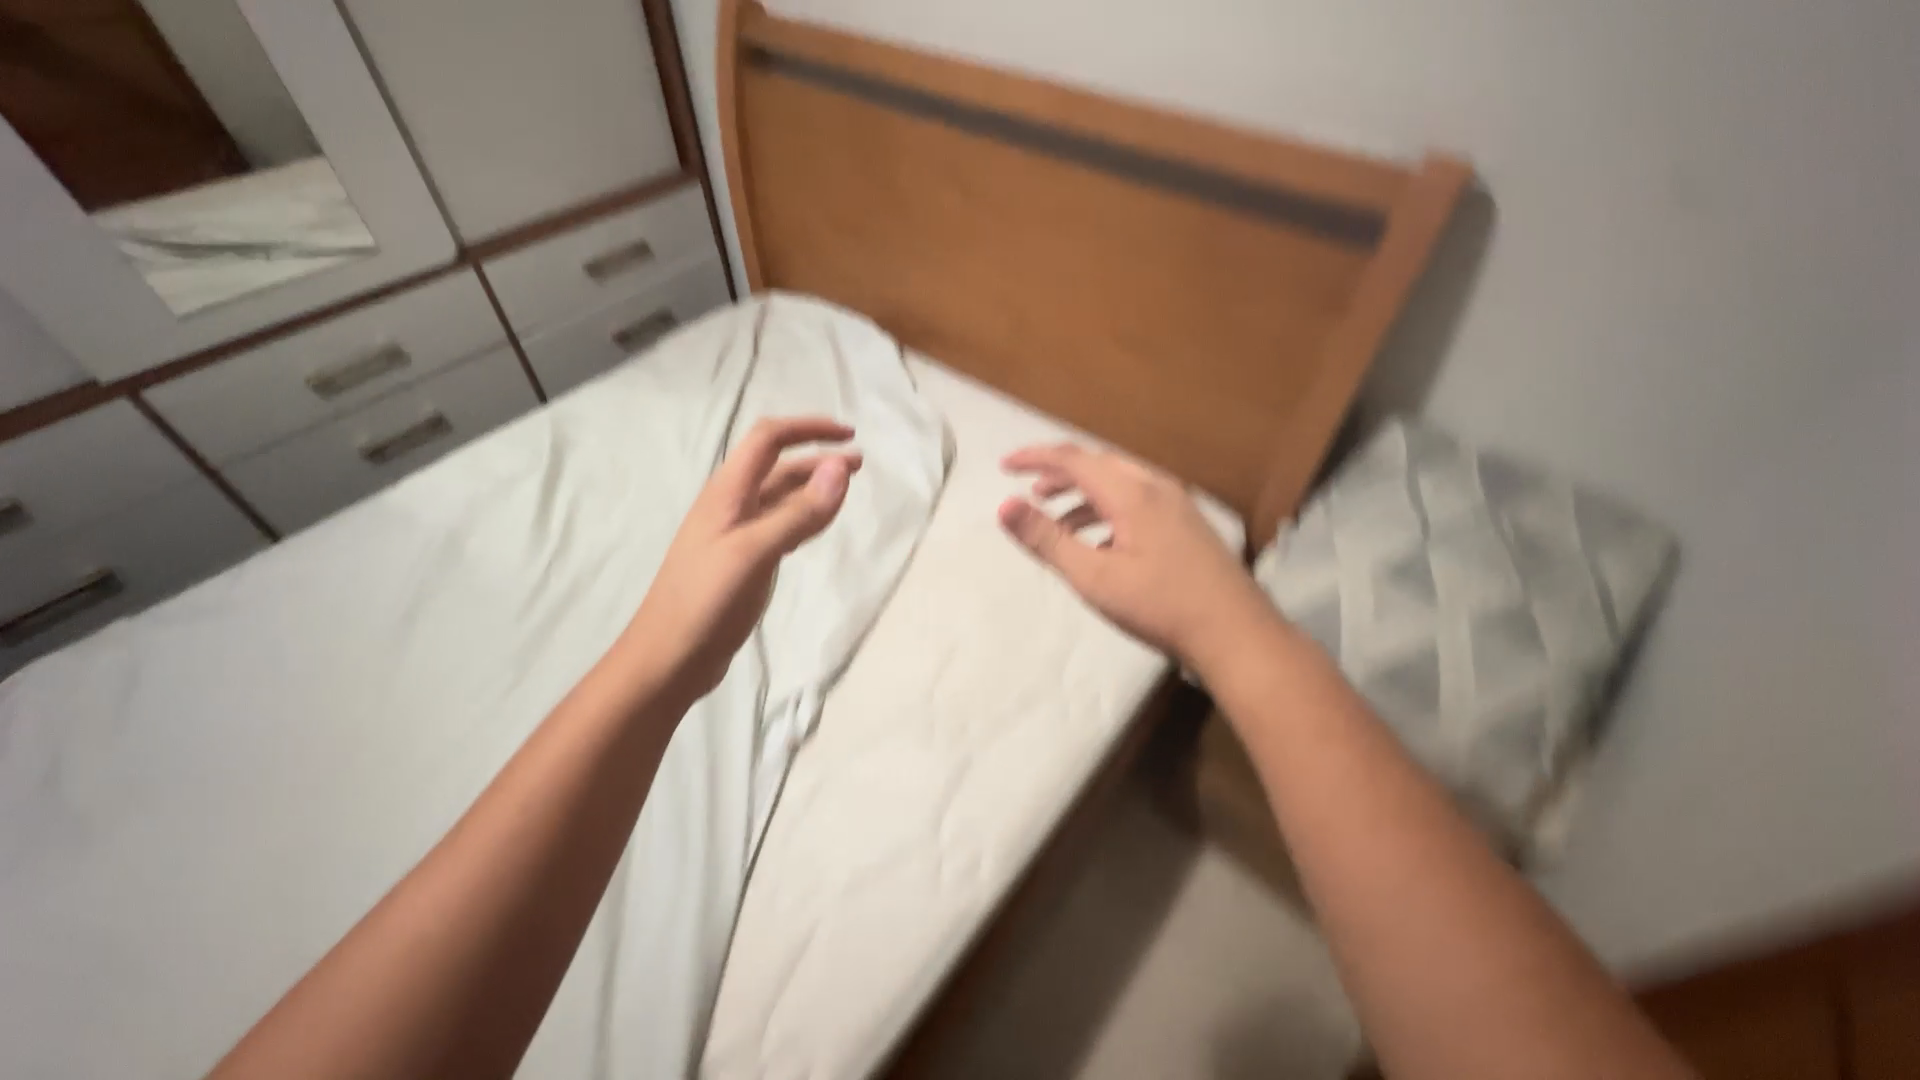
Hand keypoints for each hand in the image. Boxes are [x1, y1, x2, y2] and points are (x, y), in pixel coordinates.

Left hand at [623, 417, 861, 707]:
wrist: (669, 658)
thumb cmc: (706, 601)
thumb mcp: (755, 552)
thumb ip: (799, 513)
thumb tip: (841, 467)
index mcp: (727, 493)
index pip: (769, 439)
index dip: (808, 429)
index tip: (848, 435)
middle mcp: (731, 506)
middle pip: (777, 466)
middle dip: (817, 457)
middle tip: (860, 464)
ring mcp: (736, 535)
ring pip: (780, 497)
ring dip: (813, 486)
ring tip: (846, 489)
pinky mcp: (743, 562)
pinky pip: (779, 526)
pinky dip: (804, 517)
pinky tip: (817, 526)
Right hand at [998, 443, 1280, 671]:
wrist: (1234, 632)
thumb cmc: (1159, 606)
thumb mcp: (1093, 577)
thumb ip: (1047, 539)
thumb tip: (1004, 507)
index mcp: (1132, 493)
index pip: (1073, 459)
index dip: (1035, 457)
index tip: (1004, 466)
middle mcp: (1157, 487)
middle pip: (1099, 464)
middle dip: (1059, 474)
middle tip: (1030, 491)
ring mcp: (1178, 505)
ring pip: (1121, 483)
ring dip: (1084, 494)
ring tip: (1059, 521)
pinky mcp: (1189, 524)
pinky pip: (1139, 500)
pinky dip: (1109, 510)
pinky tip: (1102, 543)